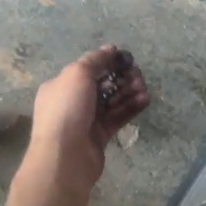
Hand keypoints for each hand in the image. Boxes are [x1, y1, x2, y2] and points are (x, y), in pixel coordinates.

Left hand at [29, 45, 149, 180]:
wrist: (64, 156)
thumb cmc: (67, 109)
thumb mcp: (77, 74)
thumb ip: (95, 60)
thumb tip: (110, 49)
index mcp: (61, 85)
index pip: (86, 69)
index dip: (107, 62)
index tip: (126, 59)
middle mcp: (72, 102)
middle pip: (101, 85)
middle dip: (121, 77)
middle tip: (138, 75)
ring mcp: (86, 120)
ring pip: (111, 101)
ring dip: (128, 92)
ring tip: (144, 87)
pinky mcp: (99, 136)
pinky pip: (117, 117)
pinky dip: (130, 108)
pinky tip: (145, 100)